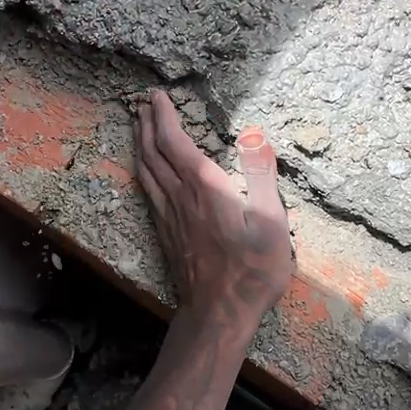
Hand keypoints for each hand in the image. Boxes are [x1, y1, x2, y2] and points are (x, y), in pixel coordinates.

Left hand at [135, 90, 293, 331]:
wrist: (219, 313)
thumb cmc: (252, 270)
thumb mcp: (272, 222)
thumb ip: (261, 176)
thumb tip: (255, 137)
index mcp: (204, 187)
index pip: (175, 142)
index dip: (164, 116)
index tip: (157, 96)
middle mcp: (180, 196)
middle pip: (153, 152)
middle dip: (147, 124)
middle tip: (144, 104)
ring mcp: (168, 216)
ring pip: (145, 170)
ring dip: (141, 144)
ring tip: (139, 127)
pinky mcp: (165, 232)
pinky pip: (147, 190)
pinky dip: (143, 169)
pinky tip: (145, 170)